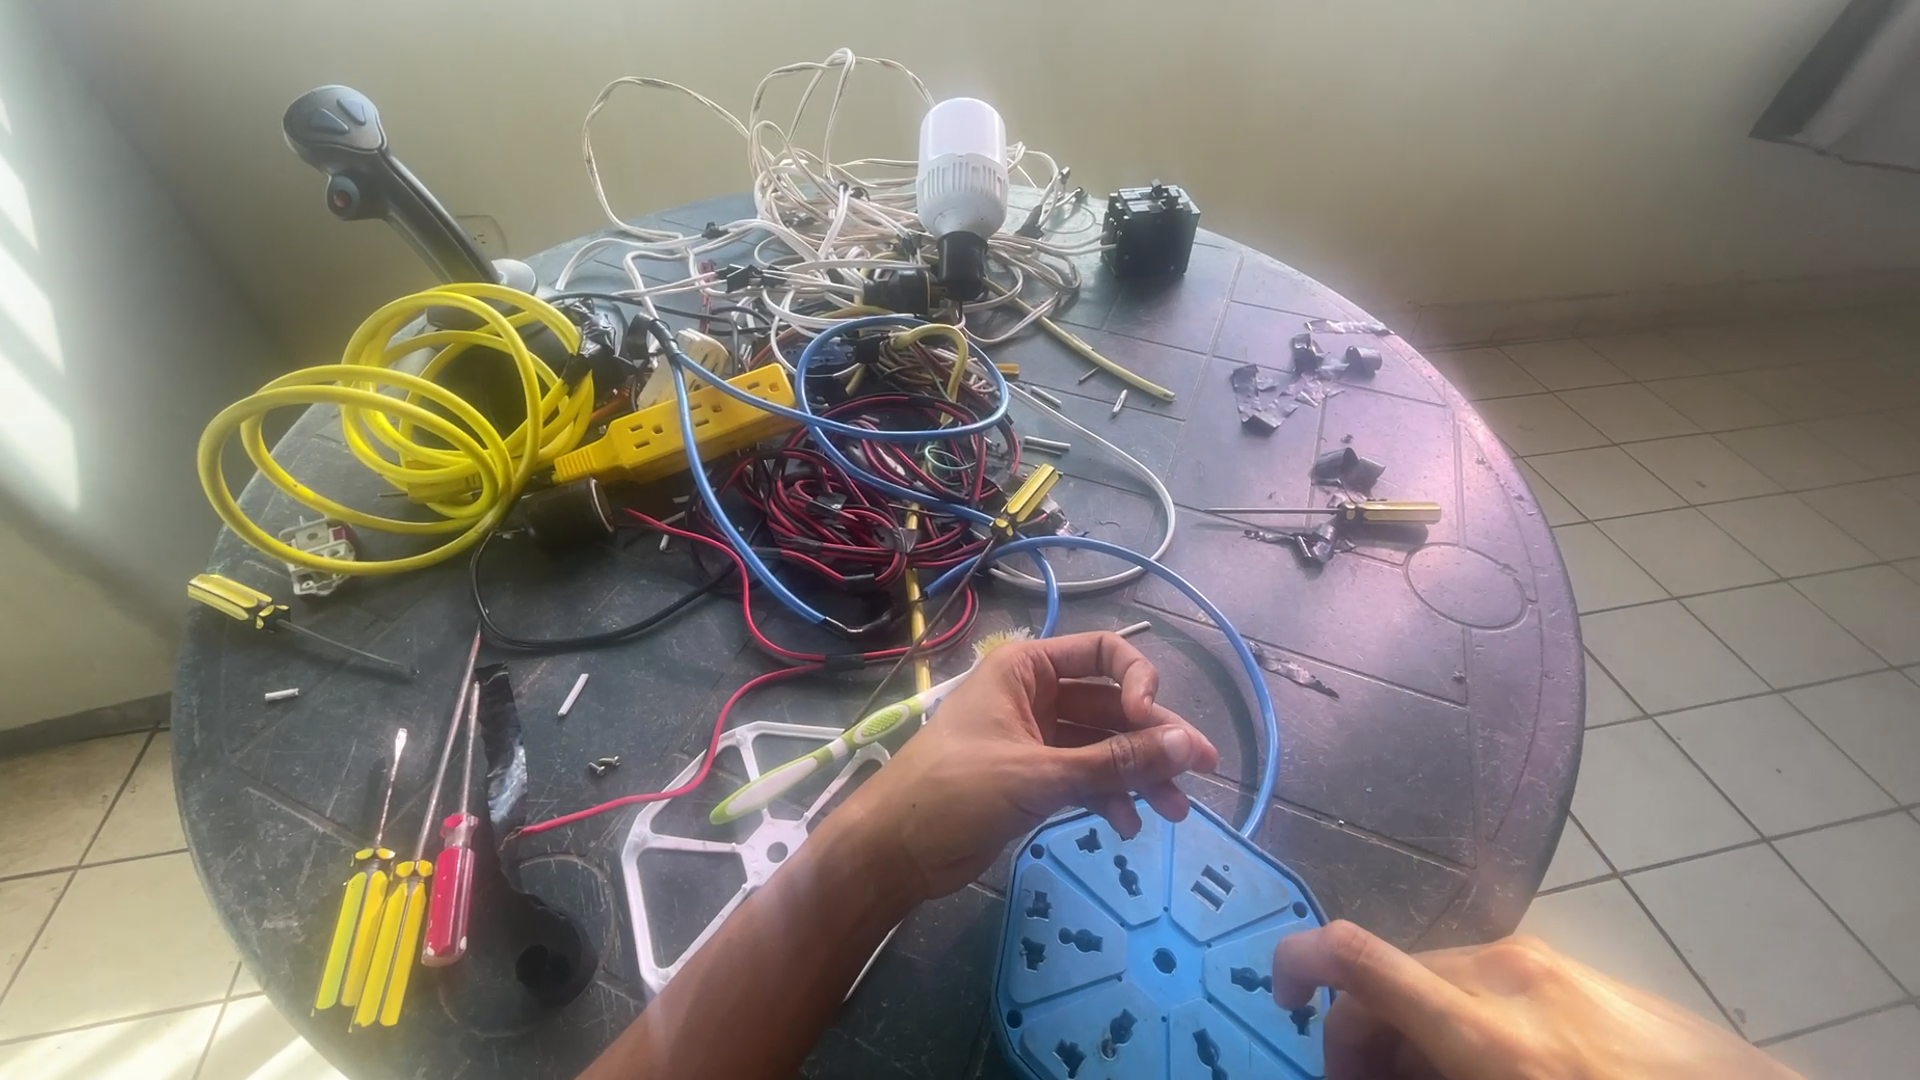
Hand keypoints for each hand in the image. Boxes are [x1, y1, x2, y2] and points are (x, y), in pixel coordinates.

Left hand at [824, 631, 1219, 901]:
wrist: (893, 850)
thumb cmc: (955, 792)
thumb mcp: (1038, 775)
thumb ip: (1114, 763)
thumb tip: (1189, 744)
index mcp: (1027, 669)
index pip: (1103, 653)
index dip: (1139, 682)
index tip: (1156, 724)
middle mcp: (1035, 694)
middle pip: (1110, 705)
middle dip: (1152, 739)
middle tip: (1200, 773)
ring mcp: (1035, 737)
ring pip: (1102, 745)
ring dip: (1137, 774)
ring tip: (1174, 813)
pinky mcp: (1033, 777)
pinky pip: (1084, 776)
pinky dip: (1108, 797)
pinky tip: (1126, 826)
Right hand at [1272, 921, 1800, 1078]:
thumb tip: (1365, 1066)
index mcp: (1489, 1037)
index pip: (1354, 958)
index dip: (1295, 962)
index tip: (1281, 1001)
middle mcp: (1504, 978)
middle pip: (1385, 974)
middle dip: (1358, 1033)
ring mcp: (1543, 963)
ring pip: (1429, 976)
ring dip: (1408, 1027)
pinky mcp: (1571, 965)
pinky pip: (1480, 981)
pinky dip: (1455, 1018)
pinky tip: (1487, 1066)